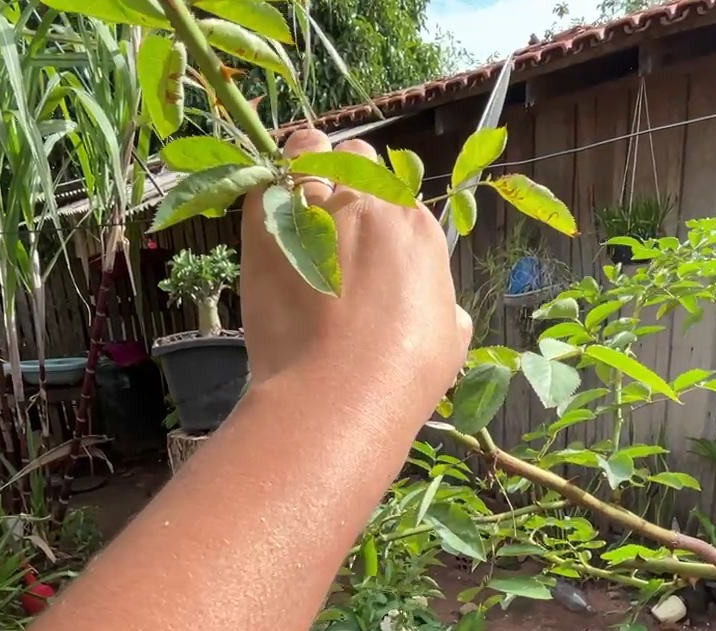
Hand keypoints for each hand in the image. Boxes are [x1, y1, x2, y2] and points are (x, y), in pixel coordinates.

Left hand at [239, 128, 471, 418]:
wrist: (340, 393)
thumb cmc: (403, 377)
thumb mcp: (450, 343)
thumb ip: (444, 309)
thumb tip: (441, 307)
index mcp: (418, 230)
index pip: (397, 196)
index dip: (379, 219)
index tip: (365, 247)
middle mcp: (372, 205)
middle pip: (357, 162)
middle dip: (345, 181)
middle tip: (330, 225)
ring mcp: (319, 208)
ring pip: (309, 151)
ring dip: (304, 168)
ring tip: (295, 200)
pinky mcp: (267, 225)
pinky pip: (265, 178)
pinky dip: (266, 188)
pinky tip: (268, 214)